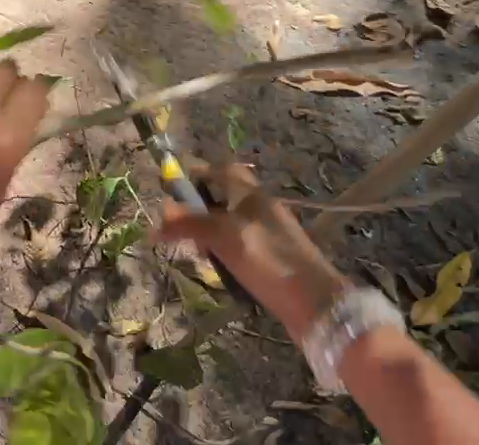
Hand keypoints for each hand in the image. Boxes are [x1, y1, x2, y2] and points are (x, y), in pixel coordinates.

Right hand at [153, 163, 349, 336]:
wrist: (318, 308)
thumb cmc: (269, 260)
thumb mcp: (222, 236)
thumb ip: (189, 222)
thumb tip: (160, 214)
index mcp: (251, 195)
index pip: (220, 170)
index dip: (196, 174)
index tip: (174, 192)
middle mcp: (260, 209)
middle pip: (220, 198)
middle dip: (196, 210)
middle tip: (180, 227)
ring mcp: (267, 235)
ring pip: (226, 224)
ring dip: (207, 234)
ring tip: (199, 252)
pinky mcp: (272, 260)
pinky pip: (237, 246)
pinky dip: (223, 252)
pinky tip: (218, 267)